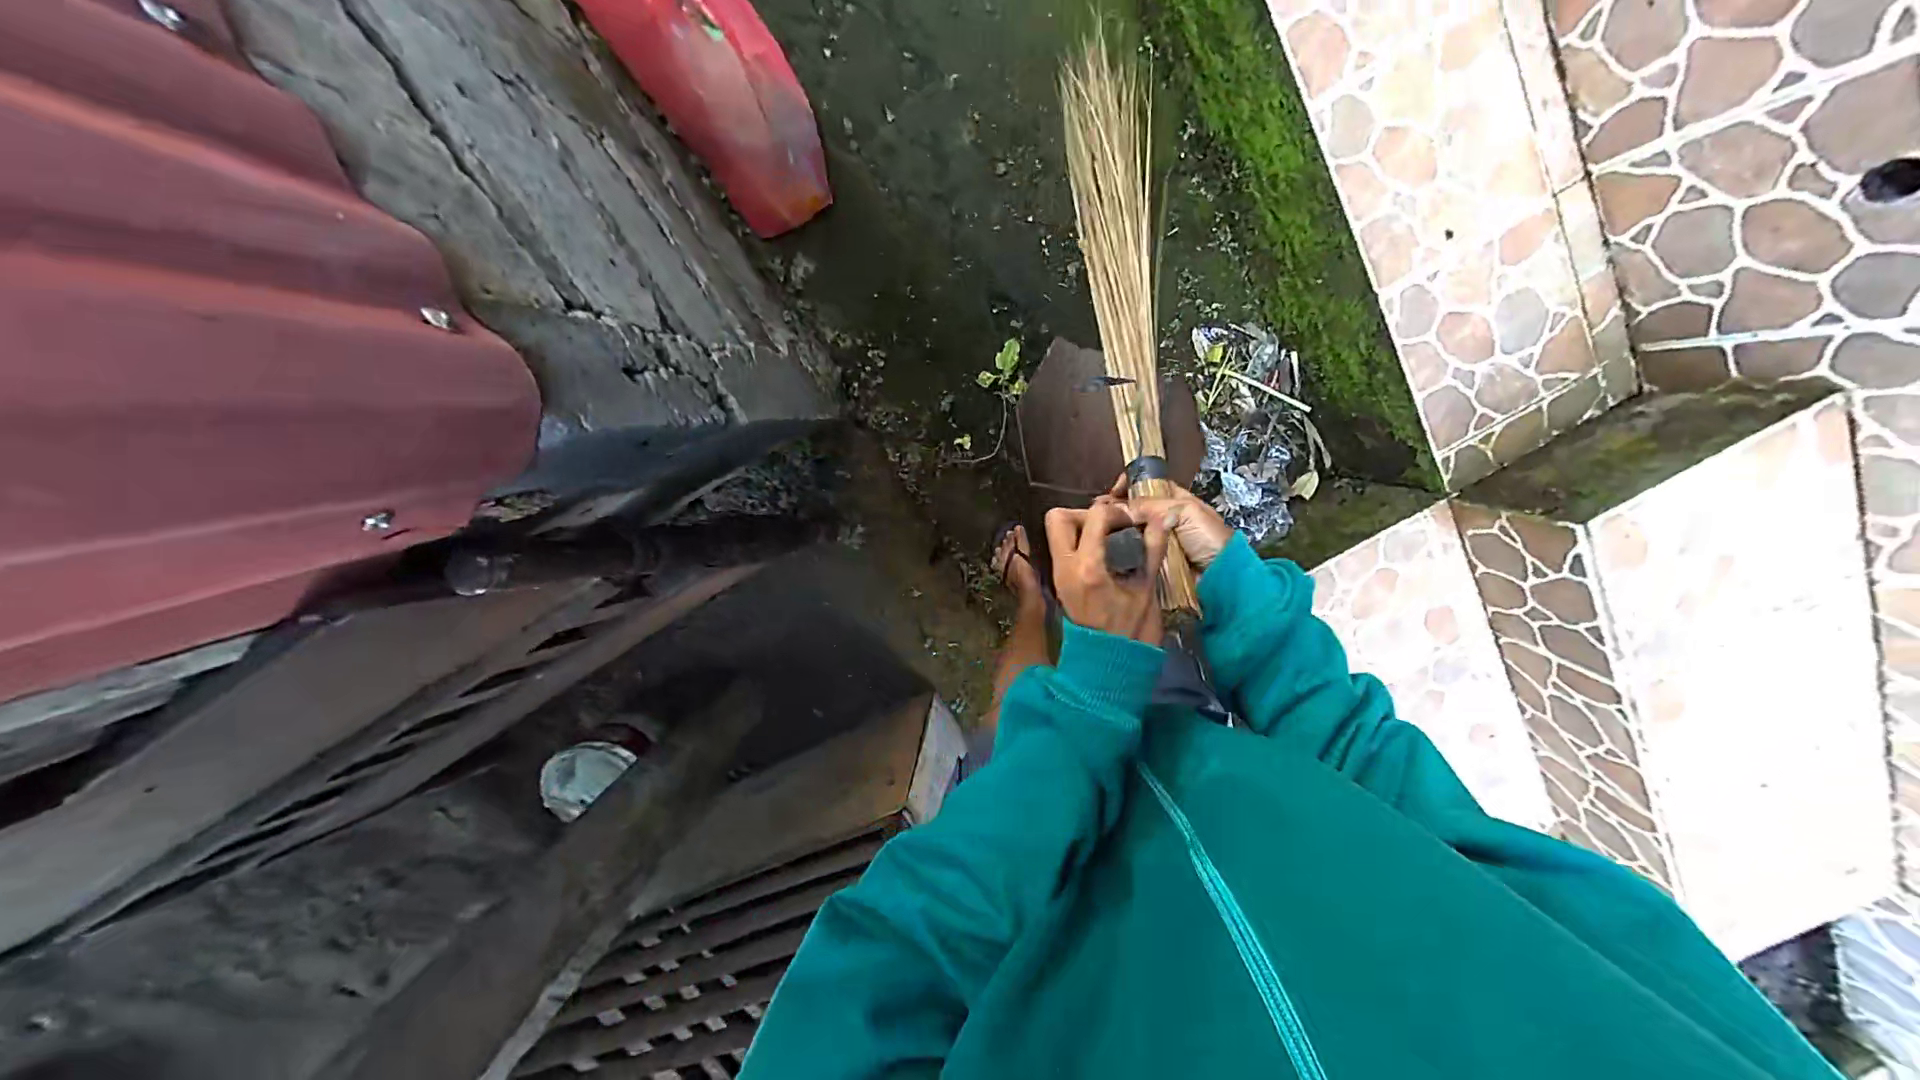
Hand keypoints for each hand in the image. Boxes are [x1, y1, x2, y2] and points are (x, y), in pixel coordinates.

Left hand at [1044, 502, 1168, 645]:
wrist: (1107, 668)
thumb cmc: (1132, 633)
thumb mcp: (1147, 588)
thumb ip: (1153, 548)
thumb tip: (1164, 518)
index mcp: (1087, 567)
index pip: (1095, 516)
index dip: (1117, 512)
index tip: (1133, 522)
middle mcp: (1064, 567)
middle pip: (1057, 517)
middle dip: (1084, 513)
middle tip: (1110, 526)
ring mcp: (1057, 575)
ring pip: (1055, 533)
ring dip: (1079, 527)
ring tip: (1108, 539)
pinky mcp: (1058, 583)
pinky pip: (1060, 549)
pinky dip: (1078, 543)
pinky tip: (1103, 553)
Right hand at [1099, 475, 1232, 570]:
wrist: (1220, 576)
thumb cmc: (1208, 538)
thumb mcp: (1185, 512)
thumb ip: (1153, 505)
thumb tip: (1120, 508)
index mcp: (1176, 501)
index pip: (1147, 487)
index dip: (1129, 486)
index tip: (1112, 493)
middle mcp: (1164, 520)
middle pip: (1134, 510)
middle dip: (1116, 509)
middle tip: (1097, 512)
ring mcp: (1156, 542)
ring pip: (1130, 531)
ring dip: (1113, 530)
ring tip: (1097, 529)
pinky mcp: (1151, 562)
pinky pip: (1132, 552)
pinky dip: (1119, 549)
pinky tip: (1106, 546)